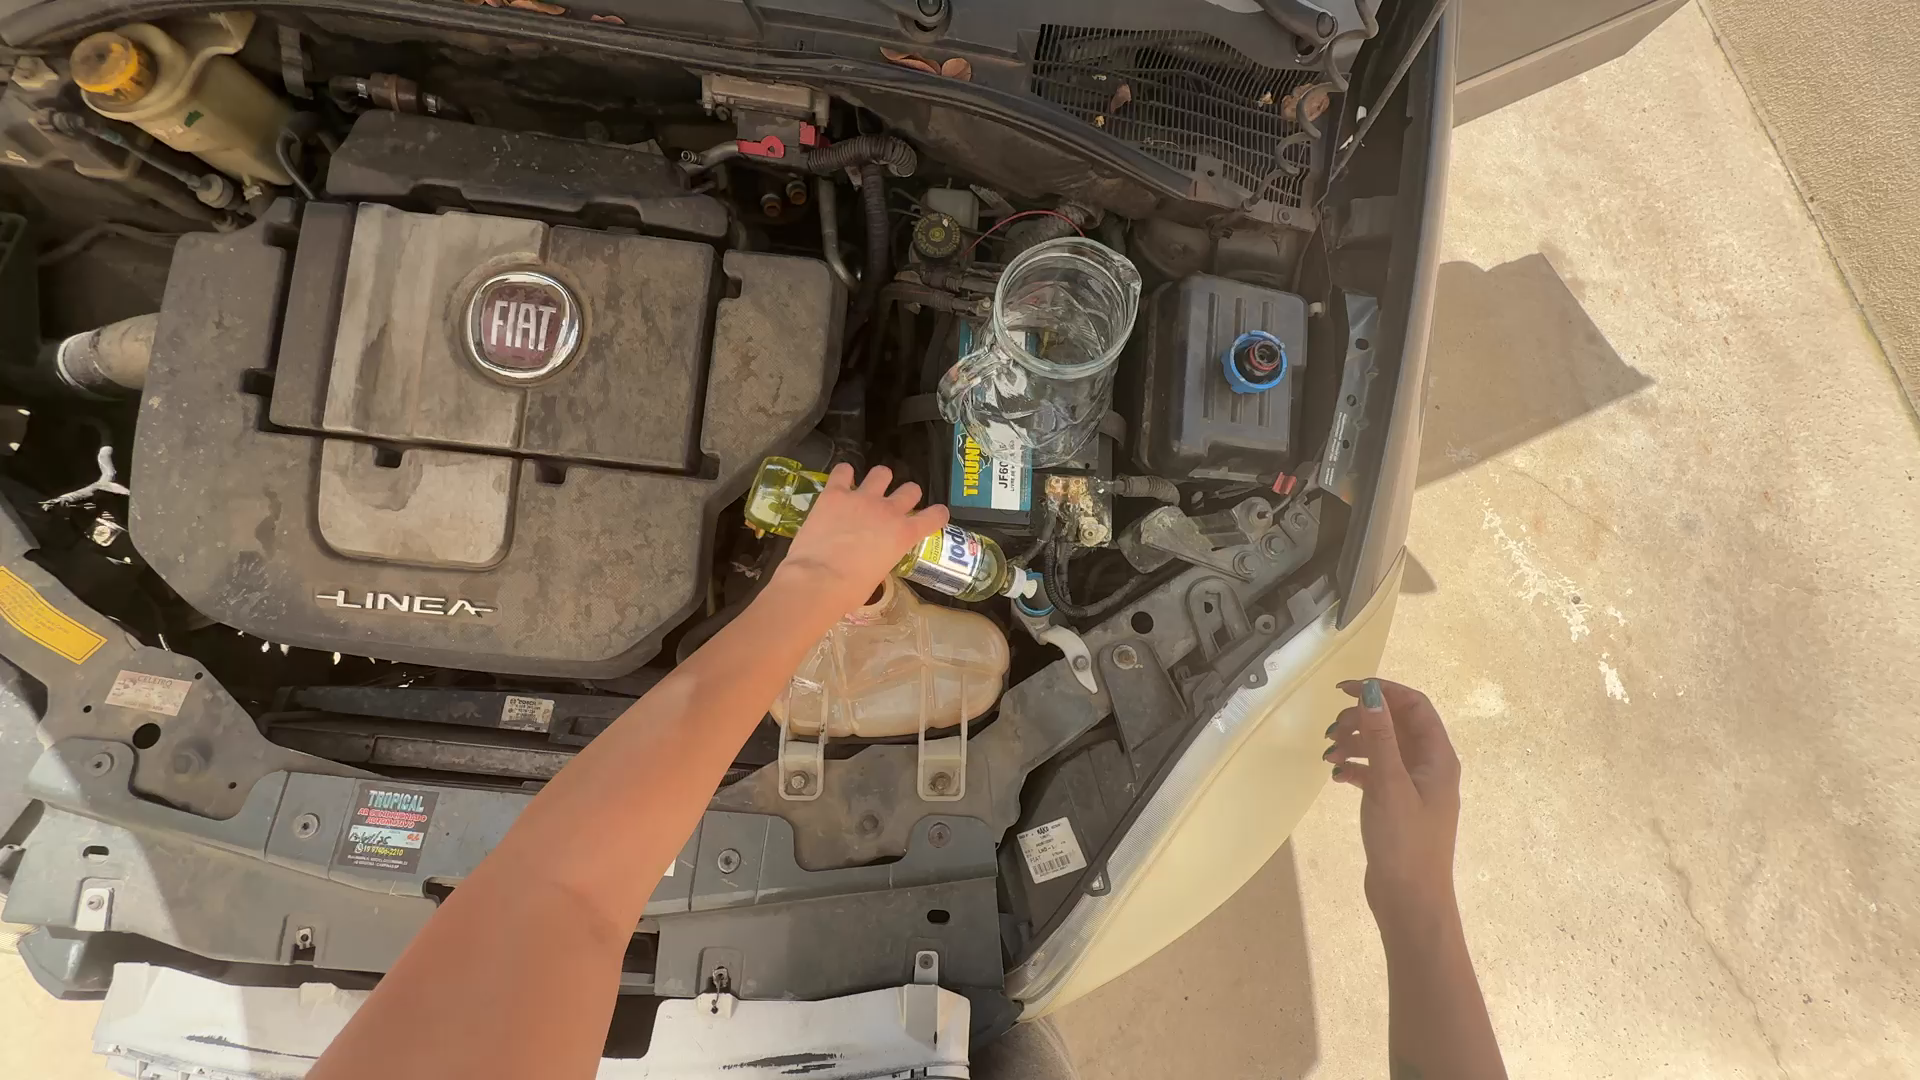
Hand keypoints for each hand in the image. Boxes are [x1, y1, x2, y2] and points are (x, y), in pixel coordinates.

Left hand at [773, 464, 948, 618]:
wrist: (818, 580)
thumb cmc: (850, 590)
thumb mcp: (878, 574)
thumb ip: (882, 556)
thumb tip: (872, 555)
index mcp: (903, 535)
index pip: (935, 516)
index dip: (937, 514)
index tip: (935, 514)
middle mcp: (888, 511)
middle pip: (911, 490)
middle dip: (907, 495)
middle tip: (896, 504)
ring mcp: (862, 498)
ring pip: (881, 473)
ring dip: (880, 479)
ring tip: (871, 487)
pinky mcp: (835, 493)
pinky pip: (843, 471)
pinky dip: (844, 474)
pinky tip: (841, 480)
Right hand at [1324, 678, 1462, 933]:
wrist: (1410, 899)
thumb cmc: (1405, 840)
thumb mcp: (1388, 783)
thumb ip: (1379, 736)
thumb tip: (1370, 692)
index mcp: (1437, 758)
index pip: (1414, 705)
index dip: (1381, 690)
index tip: (1342, 689)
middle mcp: (1429, 766)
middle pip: (1394, 723)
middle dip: (1360, 719)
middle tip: (1332, 731)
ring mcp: (1413, 785)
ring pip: (1382, 745)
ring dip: (1353, 742)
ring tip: (1329, 755)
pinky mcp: (1396, 803)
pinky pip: (1374, 770)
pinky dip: (1354, 766)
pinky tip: (1337, 777)